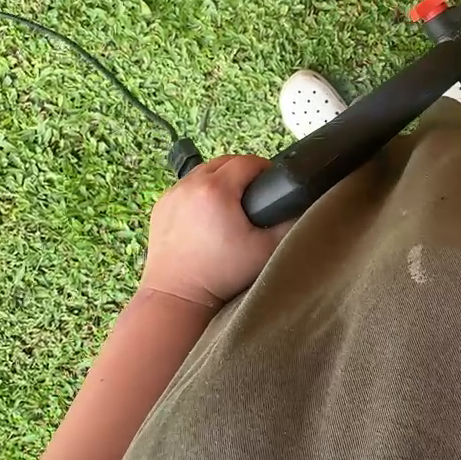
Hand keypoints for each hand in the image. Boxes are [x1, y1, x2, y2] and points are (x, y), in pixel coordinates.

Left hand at [138, 155, 290, 310]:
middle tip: (256, 196)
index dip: (265, 170)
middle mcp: (190, 185)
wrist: (178, 297)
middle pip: (225, 162)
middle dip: (244, 173)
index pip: (248, 162)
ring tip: (234, 205)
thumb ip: (289, 223)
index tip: (272, 186)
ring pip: (204, 172)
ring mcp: (172, 195)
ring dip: (221, 180)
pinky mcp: (161, 207)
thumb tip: (299, 205)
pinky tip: (210, 215)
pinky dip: (200, 193)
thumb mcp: (266, 249)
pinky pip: (186, 188)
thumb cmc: (220, 275)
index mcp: (216, 190)